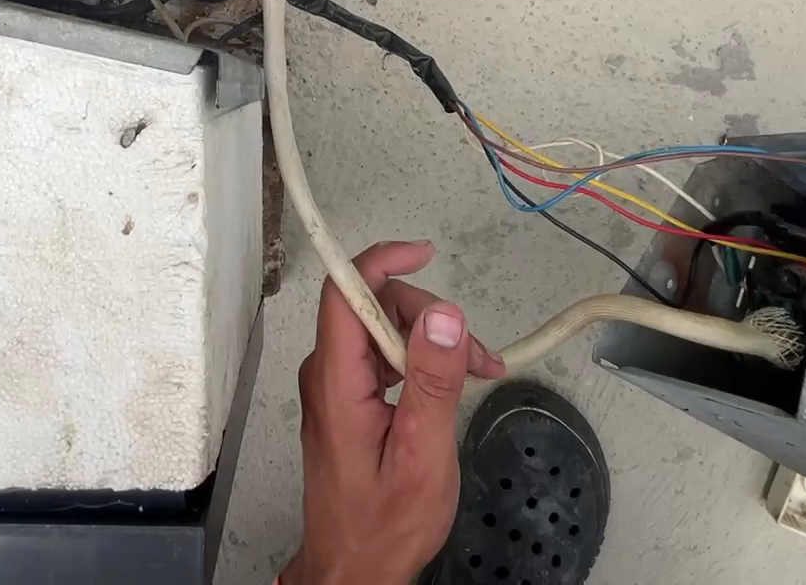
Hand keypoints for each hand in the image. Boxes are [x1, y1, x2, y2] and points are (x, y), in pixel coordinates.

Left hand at [281, 241, 506, 584]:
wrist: (354, 571)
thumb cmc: (384, 524)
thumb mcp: (422, 456)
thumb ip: (433, 382)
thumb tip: (444, 315)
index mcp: (336, 380)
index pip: (345, 293)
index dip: (380, 260)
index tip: (423, 253)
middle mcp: (329, 371)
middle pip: (374, 307)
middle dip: (429, 317)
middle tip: (476, 355)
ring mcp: (337, 383)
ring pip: (384, 328)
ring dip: (432, 340)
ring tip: (476, 371)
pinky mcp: (349, 396)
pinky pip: (384, 355)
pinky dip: (422, 360)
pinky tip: (454, 379)